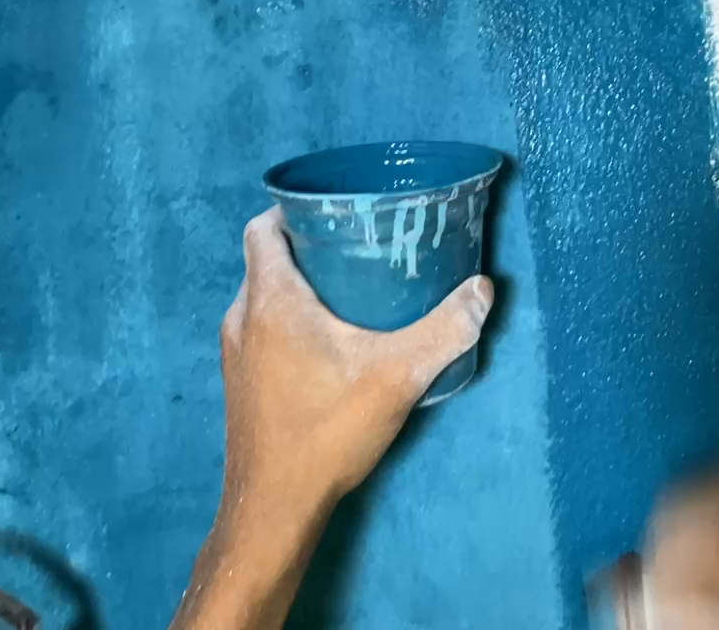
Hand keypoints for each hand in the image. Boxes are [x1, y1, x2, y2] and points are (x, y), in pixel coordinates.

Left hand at [173, 207, 493, 629]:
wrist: (273, 511)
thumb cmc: (327, 431)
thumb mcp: (399, 375)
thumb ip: (446, 329)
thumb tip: (483, 288)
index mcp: (271, 299)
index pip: (262, 227)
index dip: (295, 207)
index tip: (340, 208)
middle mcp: (242, 315)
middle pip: (266, 256)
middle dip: (309, 241)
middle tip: (361, 242)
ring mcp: (235, 350)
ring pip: (263, 291)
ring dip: (299, 279)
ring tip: (353, 282)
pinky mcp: (240, 378)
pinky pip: (261, 321)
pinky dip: (289, 311)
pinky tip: (331, 334)